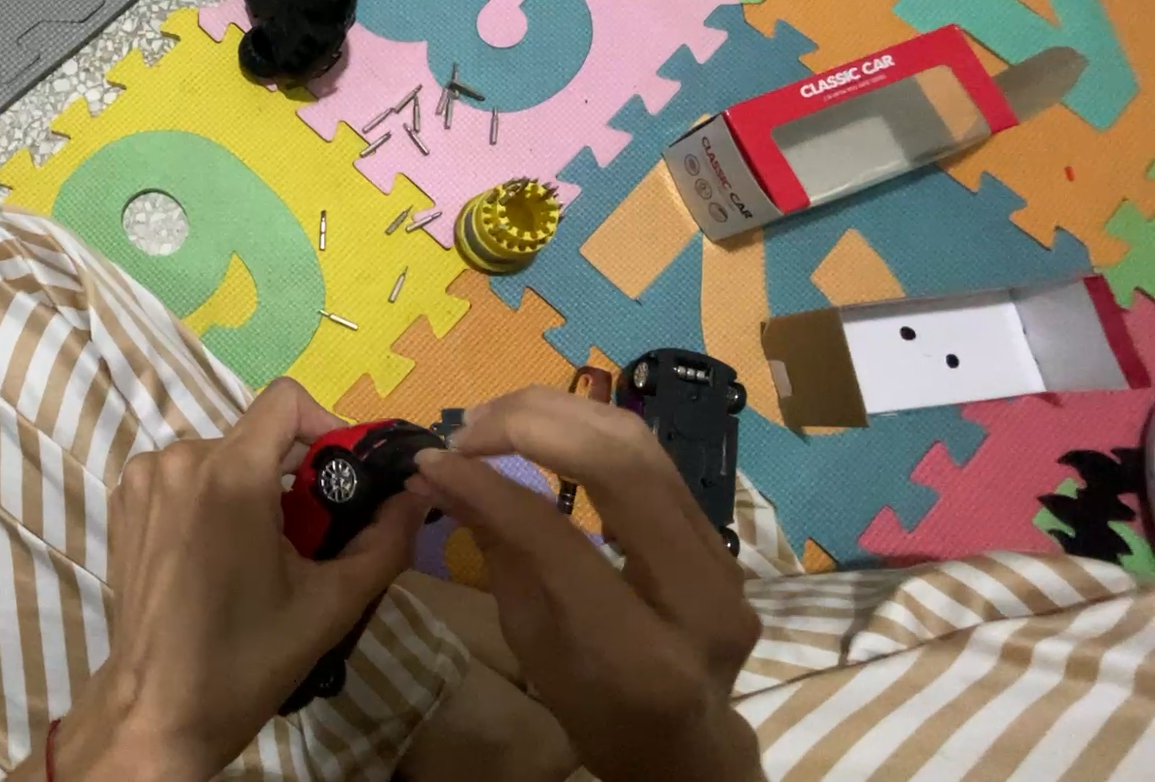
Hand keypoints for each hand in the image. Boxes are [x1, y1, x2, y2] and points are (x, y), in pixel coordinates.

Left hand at [48, 378, 426, 781]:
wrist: (155, 712)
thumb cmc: (246, 660)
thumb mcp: (330, 604)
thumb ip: (385, 541)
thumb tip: (418, 494)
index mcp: (230, 472)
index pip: (286, 399)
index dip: (324, 424)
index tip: (341, 473)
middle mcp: (181, 457)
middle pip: (256, 433)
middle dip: (292, 470)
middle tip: (310, 529)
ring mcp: (146, 476)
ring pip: (222, 452)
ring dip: (251, 485)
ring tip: (262, 547)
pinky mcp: (126, 497)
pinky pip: (185, 471)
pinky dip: (210, 494)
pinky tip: (216, 548)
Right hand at [406, 387, 762, 781]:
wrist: (684, 742)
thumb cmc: (589, 703)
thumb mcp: (527, 634)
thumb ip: (493, 544)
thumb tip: (434, 472)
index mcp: (640, 654)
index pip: (553, 537)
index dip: (486, 485)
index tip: (433, 457)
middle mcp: (701, 596)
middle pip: (618, 465)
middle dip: (528, 426)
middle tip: (465, 428)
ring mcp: (722, 558)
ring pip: (637, 442)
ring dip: (554, 412)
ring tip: (491, 418)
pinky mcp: (717, 532)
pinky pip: (647, 452)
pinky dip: (581, 424)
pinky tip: (534, 426)